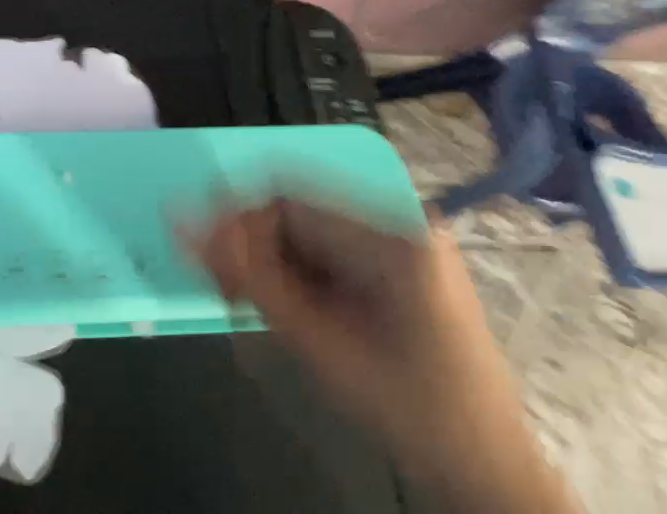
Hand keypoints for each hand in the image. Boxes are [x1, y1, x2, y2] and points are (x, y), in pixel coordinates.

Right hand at [187, 201, 578, 511]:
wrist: (486, 468)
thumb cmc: (405, 407)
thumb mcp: (315, 341)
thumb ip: (246, 276)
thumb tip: (180, 224)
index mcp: (392, 233)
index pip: (285, 197)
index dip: (232, 222)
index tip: (198, 258)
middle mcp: (400, 223)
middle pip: (295, 212)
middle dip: (248, 246)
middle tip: (217, 287)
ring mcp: (403, 243)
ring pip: (305, 232)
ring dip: (266, 261)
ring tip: (240, 301)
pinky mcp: (398, 265)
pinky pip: (326, 252)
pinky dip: (292, 274)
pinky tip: (276, 304)